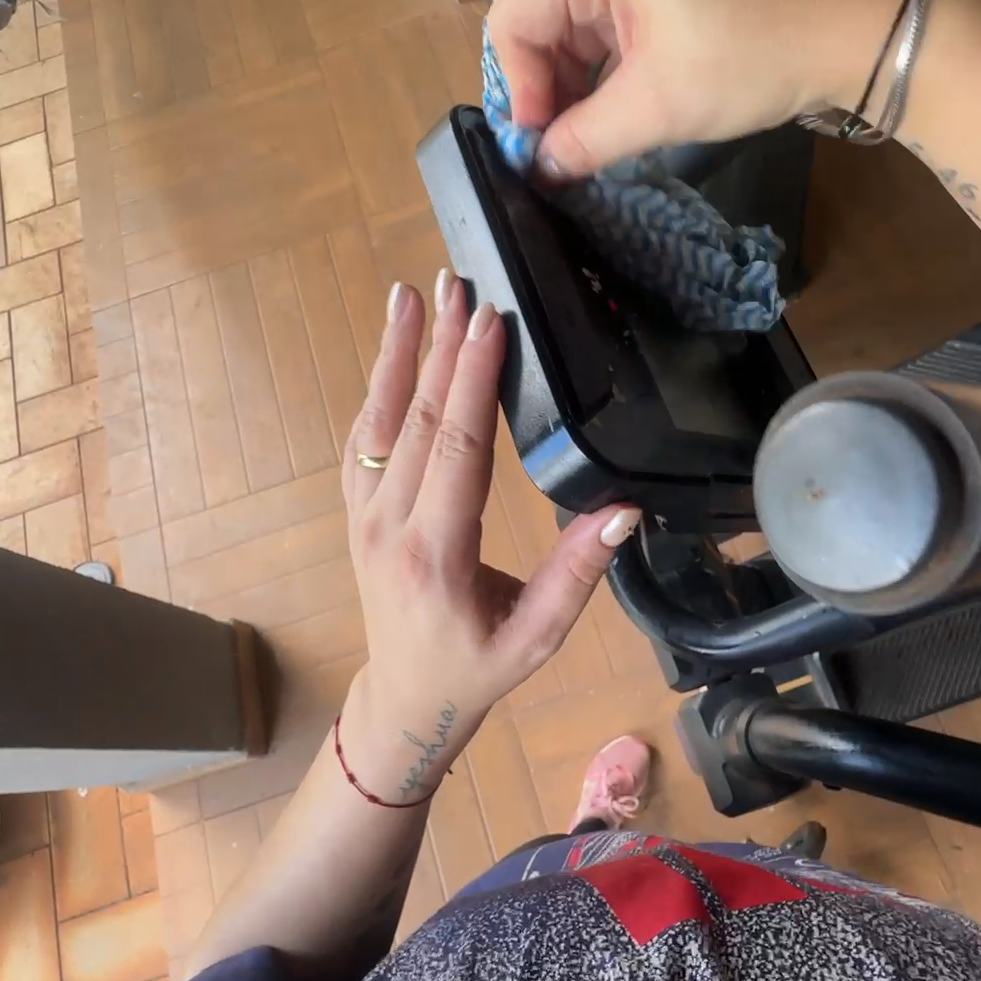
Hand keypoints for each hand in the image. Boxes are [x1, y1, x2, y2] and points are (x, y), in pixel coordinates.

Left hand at [344, 272, 640, 738]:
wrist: (403, 697)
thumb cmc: (475, 669)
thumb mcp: (536, 637)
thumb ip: (577, 575)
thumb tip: (624, 510)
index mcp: (435, 553)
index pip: (456, 450)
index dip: (472, 382)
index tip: (487, 322)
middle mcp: (388, 525)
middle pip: (416, 421)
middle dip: (439, 348)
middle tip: (457, 283)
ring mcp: (362, 516)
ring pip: (379, 421)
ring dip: (397, 354)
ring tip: (412, 294)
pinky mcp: (356, 512)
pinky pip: (363, 440)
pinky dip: (378, 388)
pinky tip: (393, 349)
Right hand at [488, 0, 893, 174]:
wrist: (851, 23)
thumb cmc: (755, 54)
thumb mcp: (659, 105)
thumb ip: (584, 140)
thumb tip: (539, 170)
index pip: (515, 12)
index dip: (520, 85)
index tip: (541, 144)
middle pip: (534, 9)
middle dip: (540, 83)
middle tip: (557, 143)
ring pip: (564, 18)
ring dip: (566, 80)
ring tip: (582, 135)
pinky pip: (599, 18)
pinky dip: (595, 66)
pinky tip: (606, 108)